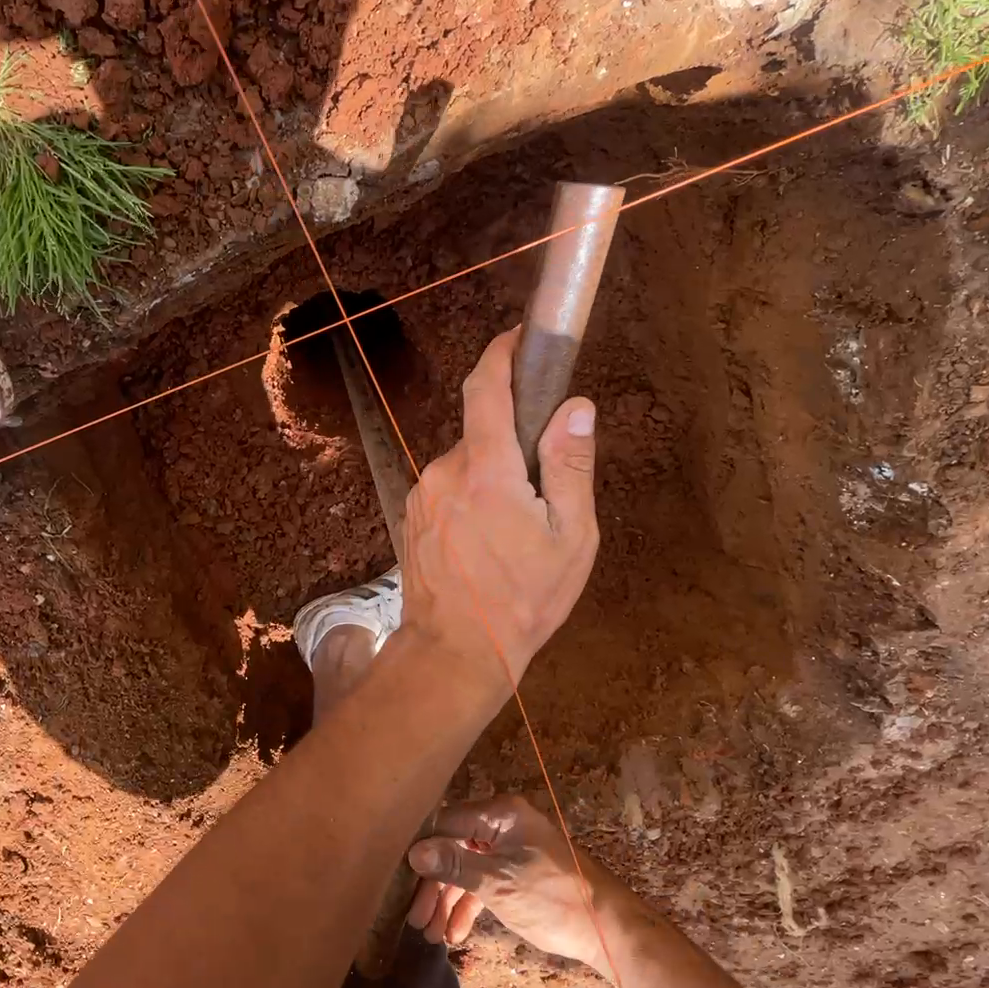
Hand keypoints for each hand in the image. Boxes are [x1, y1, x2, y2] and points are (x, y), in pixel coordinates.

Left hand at [398, 328, 598, 685]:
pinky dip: (471, 499)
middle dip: (513, 448)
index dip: (500, 354)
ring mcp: (422, 495)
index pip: (485, 389)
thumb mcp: (572, 538)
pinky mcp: (412, 516)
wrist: (455, 650)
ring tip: (514, 534)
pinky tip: (486, 543)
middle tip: (542, 496)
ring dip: (492, 480)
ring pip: (466, 465)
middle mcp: (444, 472)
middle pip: (482, 434)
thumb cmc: (524, 599)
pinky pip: (448, 489)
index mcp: (485, 471)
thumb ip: (570, 465)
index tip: (518, 338)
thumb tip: (575, 406)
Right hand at [404, 794, 624, 975]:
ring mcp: (511, 848)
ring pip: (467, 868)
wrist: (610, 931)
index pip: (446, 822)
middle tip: (414, 918)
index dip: (422, 849)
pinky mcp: (518, 872)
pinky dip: (469, 905)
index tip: (400, 877)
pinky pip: (484, 882)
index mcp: (500, 813)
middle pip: (454, 848)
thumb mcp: (497, 882)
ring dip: (448, 901)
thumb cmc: (553, 898)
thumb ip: (454, 864)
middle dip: (434, 886)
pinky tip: (454, 933)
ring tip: (431, 934)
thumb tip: (414, 851)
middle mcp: (503, 824)